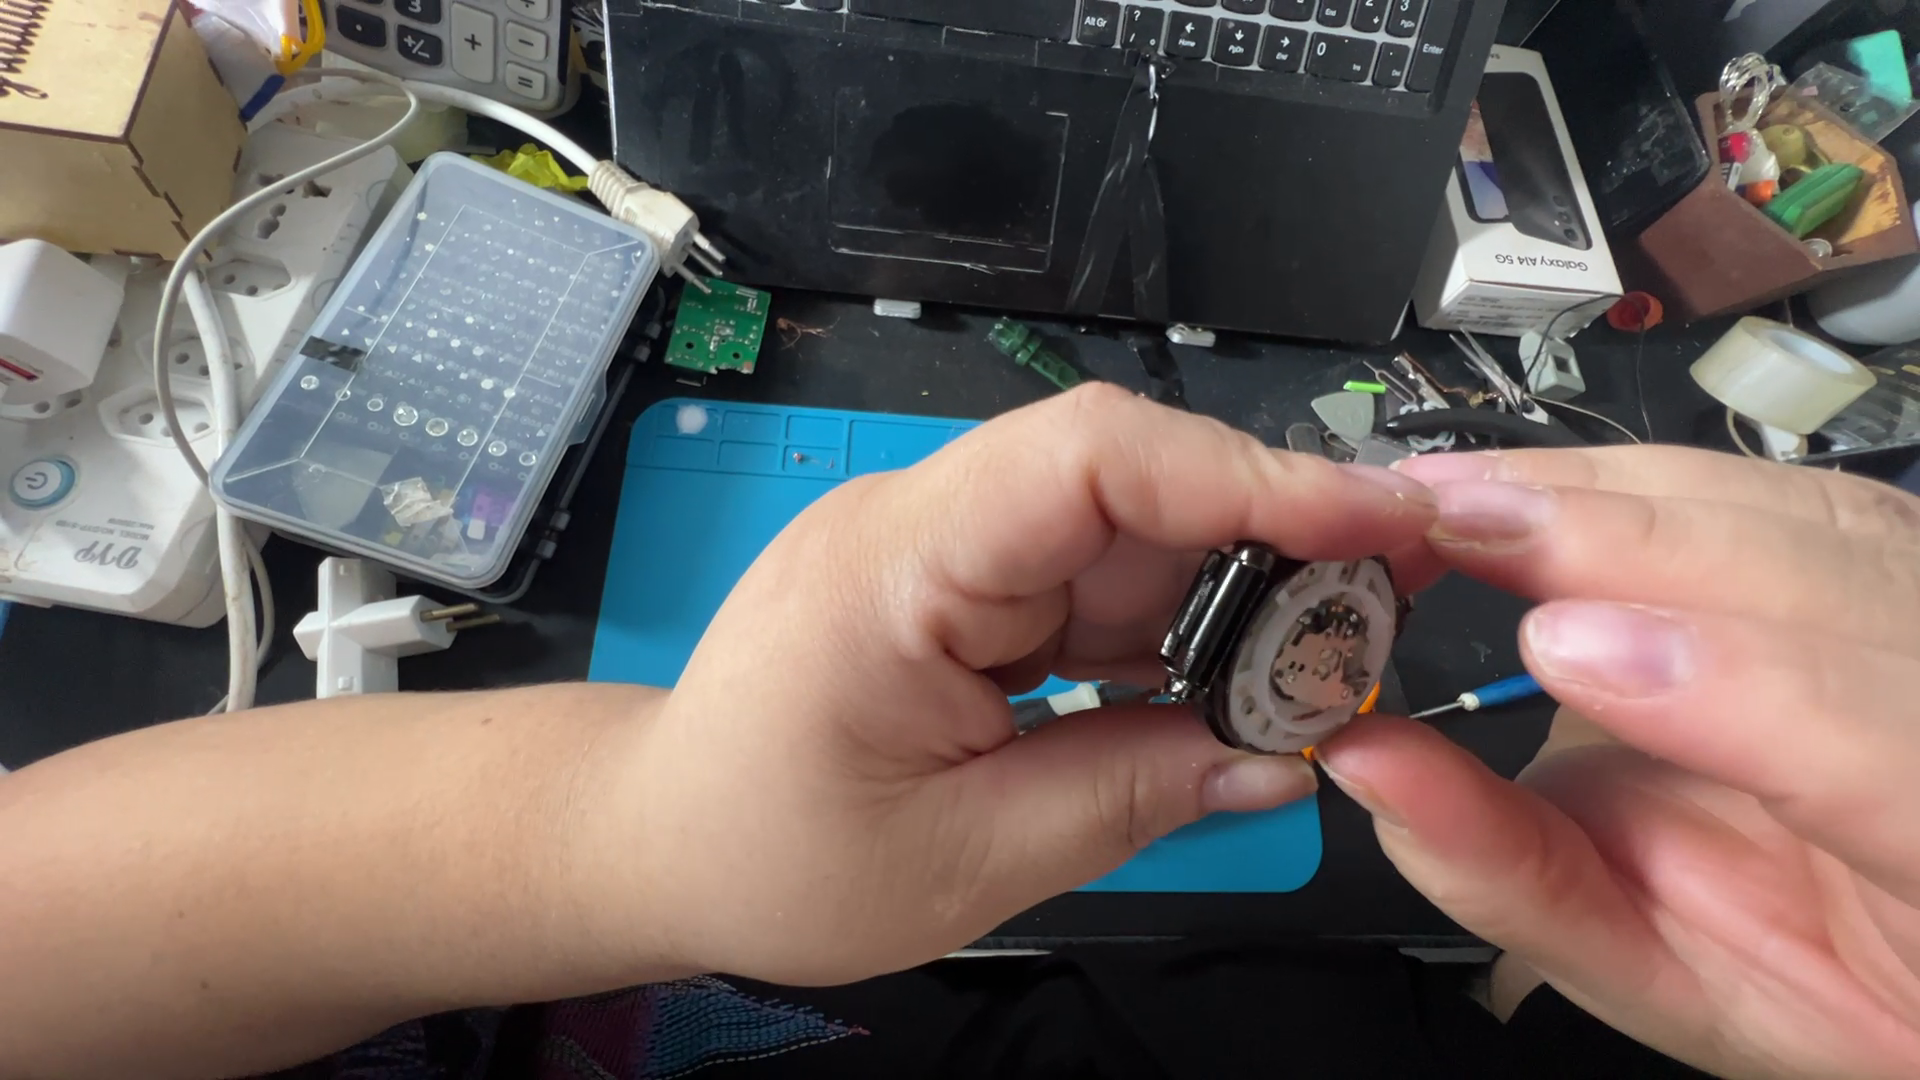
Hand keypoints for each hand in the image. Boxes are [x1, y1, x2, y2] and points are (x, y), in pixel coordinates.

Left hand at [597, 385, 1436, 985]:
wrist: (660, 829)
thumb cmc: (769, 854)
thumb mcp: (963, 858)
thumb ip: (1130, 796)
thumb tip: (1278, 759)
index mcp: (894, 566)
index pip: (1085, 460)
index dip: (1241, 474)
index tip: (1370, 519)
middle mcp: (919, 523)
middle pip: (1121, 488)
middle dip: (1257, 545)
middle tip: (1369, 617)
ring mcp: (939, 547)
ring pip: (1116, 535)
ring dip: (1215, 596)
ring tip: (1302, 668)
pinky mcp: (956, 582)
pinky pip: (1083, 579)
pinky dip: (1158, 628)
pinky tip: (1206, 682)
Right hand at [1318, 446, 1919, 1077]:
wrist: (1880, 925)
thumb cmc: (1766, 966)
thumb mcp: (1627, 965)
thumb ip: (1501, 870)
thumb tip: (1357, 752)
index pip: (1901, 765)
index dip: (1739, 692)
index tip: (1548, 641)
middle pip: (1856, 585)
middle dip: (1630, 541)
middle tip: (1448, 520)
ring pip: (1803, 510)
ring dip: (1601, 488)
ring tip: (1447, 490)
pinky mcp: (1883, 562)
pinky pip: (1762, 490)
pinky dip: (1616, 476)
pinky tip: (1510, 481)